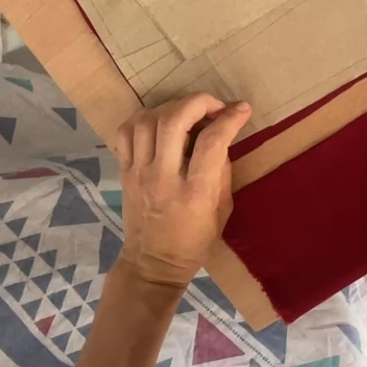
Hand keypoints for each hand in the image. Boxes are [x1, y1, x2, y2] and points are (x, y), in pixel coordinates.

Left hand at [109, 93, 251, 289]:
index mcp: (195, 193)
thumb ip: (222, 171)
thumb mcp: (222, 210)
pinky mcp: (124, 172)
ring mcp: (139, 173)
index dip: (229, 118)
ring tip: (187, 112)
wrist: (152, 264)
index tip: (242, 109)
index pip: (211, 142)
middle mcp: (163, 178)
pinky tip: (159, 120)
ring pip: (147, 121)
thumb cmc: (194, 242)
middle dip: (198, 102)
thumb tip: (221, 137)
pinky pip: (125, 132)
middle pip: (173, 121)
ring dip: (171, 107)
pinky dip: (142, 117)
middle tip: (214, 105)